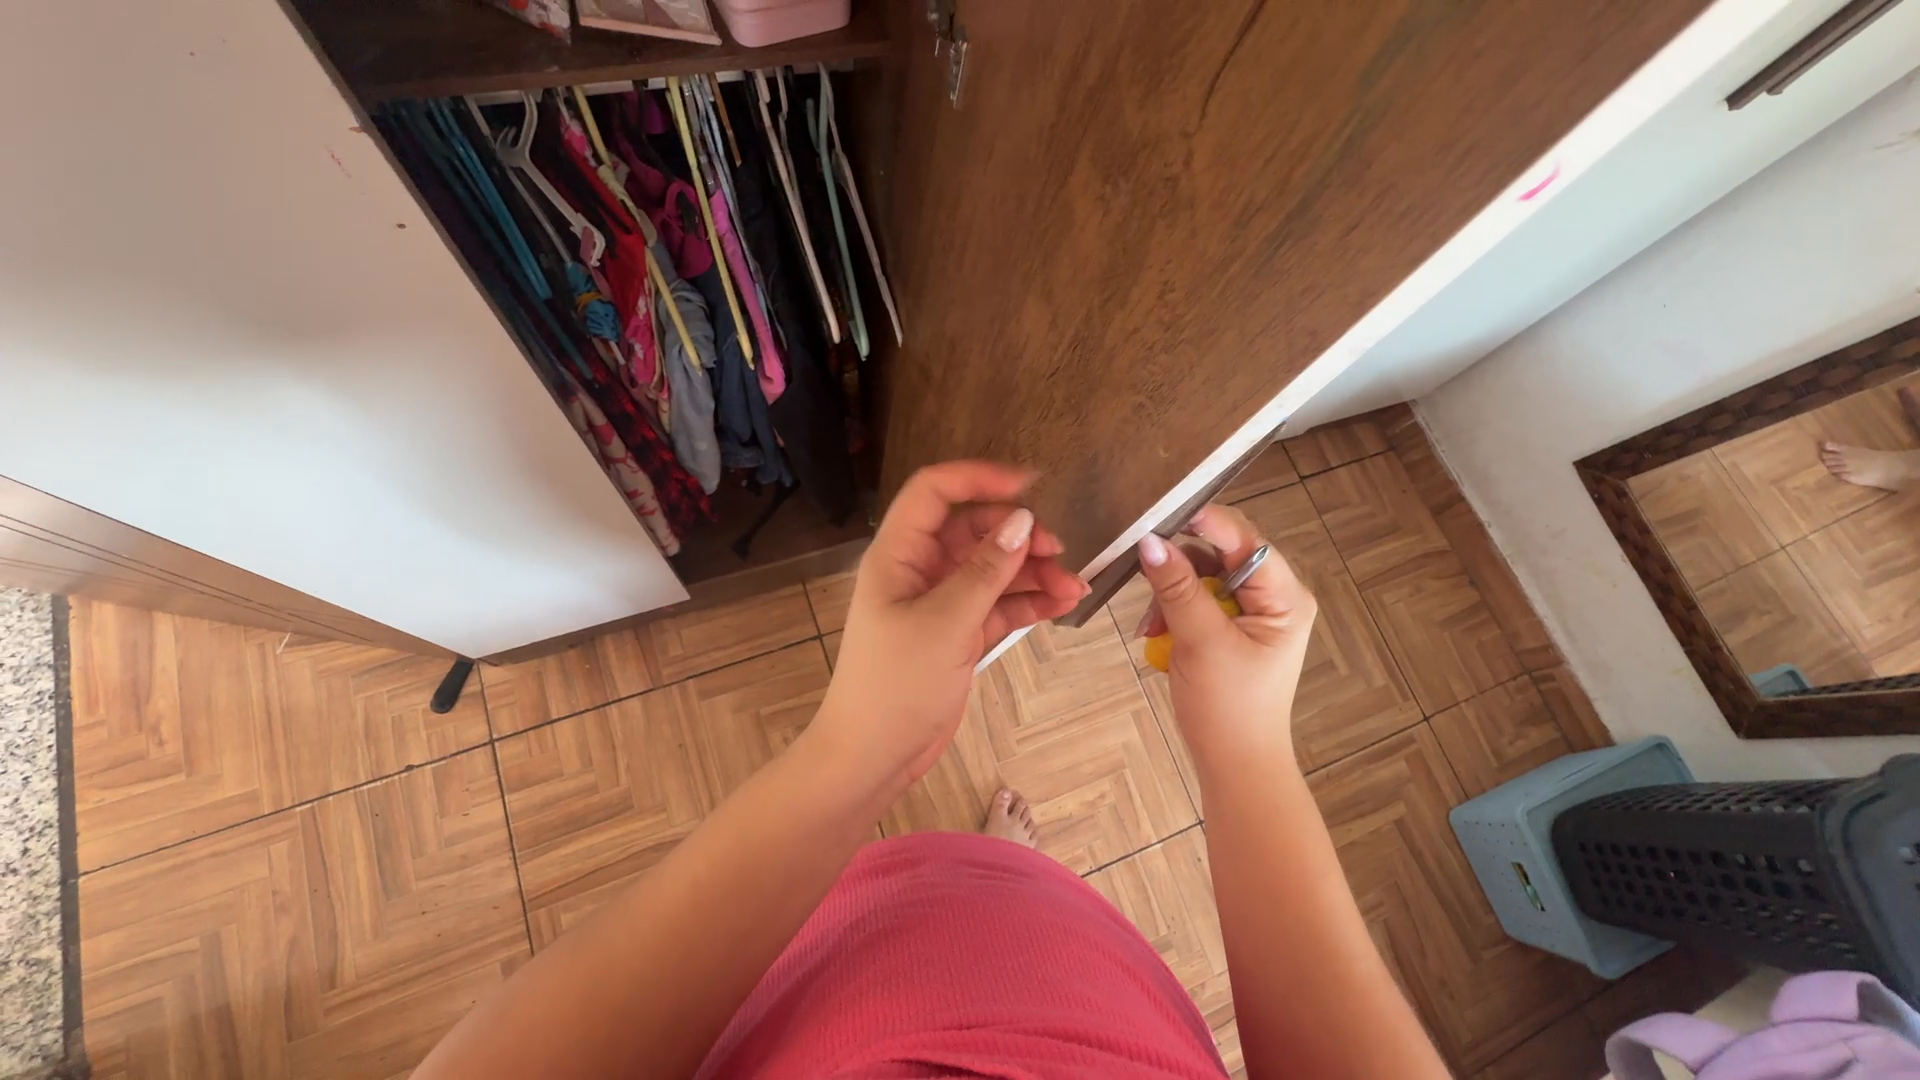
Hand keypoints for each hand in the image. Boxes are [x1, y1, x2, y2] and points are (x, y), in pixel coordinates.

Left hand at [814, 462, 1089, 787]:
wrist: (874, 756)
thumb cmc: (896, 685)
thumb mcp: (945, 623)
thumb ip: (986, 571)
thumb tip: (1022, 520)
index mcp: (899, 555)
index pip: (934, 492)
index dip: (978, 479)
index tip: (1029, 485)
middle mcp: (920, 571)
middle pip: (973, 531)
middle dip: (1017, 535)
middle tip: (1059, 551)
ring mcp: (941, 603)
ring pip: (992, 570)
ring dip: (1032, 573)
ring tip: (1074, 587)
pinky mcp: (958, 633)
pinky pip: (998, 605)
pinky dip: (1028, 603)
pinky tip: (1061, 605)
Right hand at [1134, 503, 1316, 768]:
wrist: (1235, 765)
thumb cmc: (1228, 707)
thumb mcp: (1200, 642)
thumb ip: (1176, 587)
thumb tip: (1149, 540)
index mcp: (1284, 596)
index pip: (1244, 538)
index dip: (1203, 522)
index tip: (1157, 512)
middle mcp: (1272, 596)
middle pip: (1221, 552)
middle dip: (1180, 563)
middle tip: (1142, 567)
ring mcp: (1251, 612)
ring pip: (1202, 574)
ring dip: (1171, 591)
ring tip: (1149, 622)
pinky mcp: (1229, 628)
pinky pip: (1196, 599)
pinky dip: (1172, 610)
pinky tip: (1154, 631)